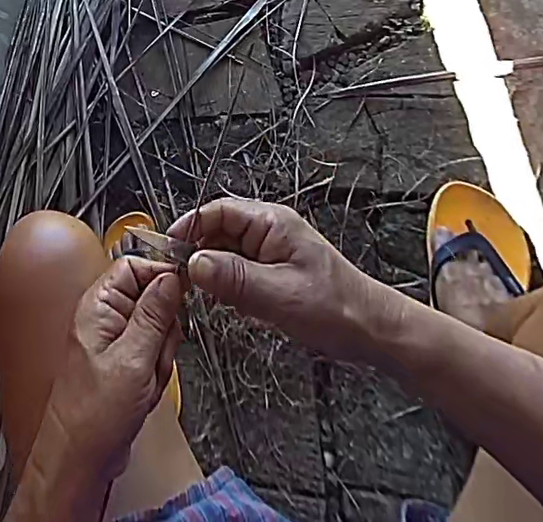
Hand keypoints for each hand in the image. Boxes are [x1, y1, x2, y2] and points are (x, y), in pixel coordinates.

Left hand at [24, 256, 185, 512]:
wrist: (80, 463)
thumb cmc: (93, 415)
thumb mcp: (133, 359)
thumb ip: (155, 315)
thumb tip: (172, 277)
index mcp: (99, 304)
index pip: (135, 266)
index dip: (162, 276)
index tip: (183, 293)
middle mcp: (105, 316)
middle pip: (153, 298)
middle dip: (163, 329)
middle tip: (154, 356)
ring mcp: (116, 340)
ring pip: (159, 329)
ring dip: (161, 356)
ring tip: (146, 380)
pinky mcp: (125, 361)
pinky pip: (155, 353)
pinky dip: (157, 372)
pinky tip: (146, 391)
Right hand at [170, 198, 394, 361]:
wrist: (373, 331)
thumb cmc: (336, 308)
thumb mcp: (279, 295)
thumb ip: (233, 278)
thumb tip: (194, 264)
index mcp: (270, 222)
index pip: (216, 211)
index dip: (189, 226)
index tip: (169, 248)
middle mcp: (267, 229)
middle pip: (217, 231)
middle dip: (200, 254)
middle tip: (185, 280)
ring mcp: (270, 249)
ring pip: (225, 253)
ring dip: (216, 274)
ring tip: (216, 298)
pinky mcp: (272, 270)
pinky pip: (238, 270)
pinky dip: (230, 286)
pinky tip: (237, 306)